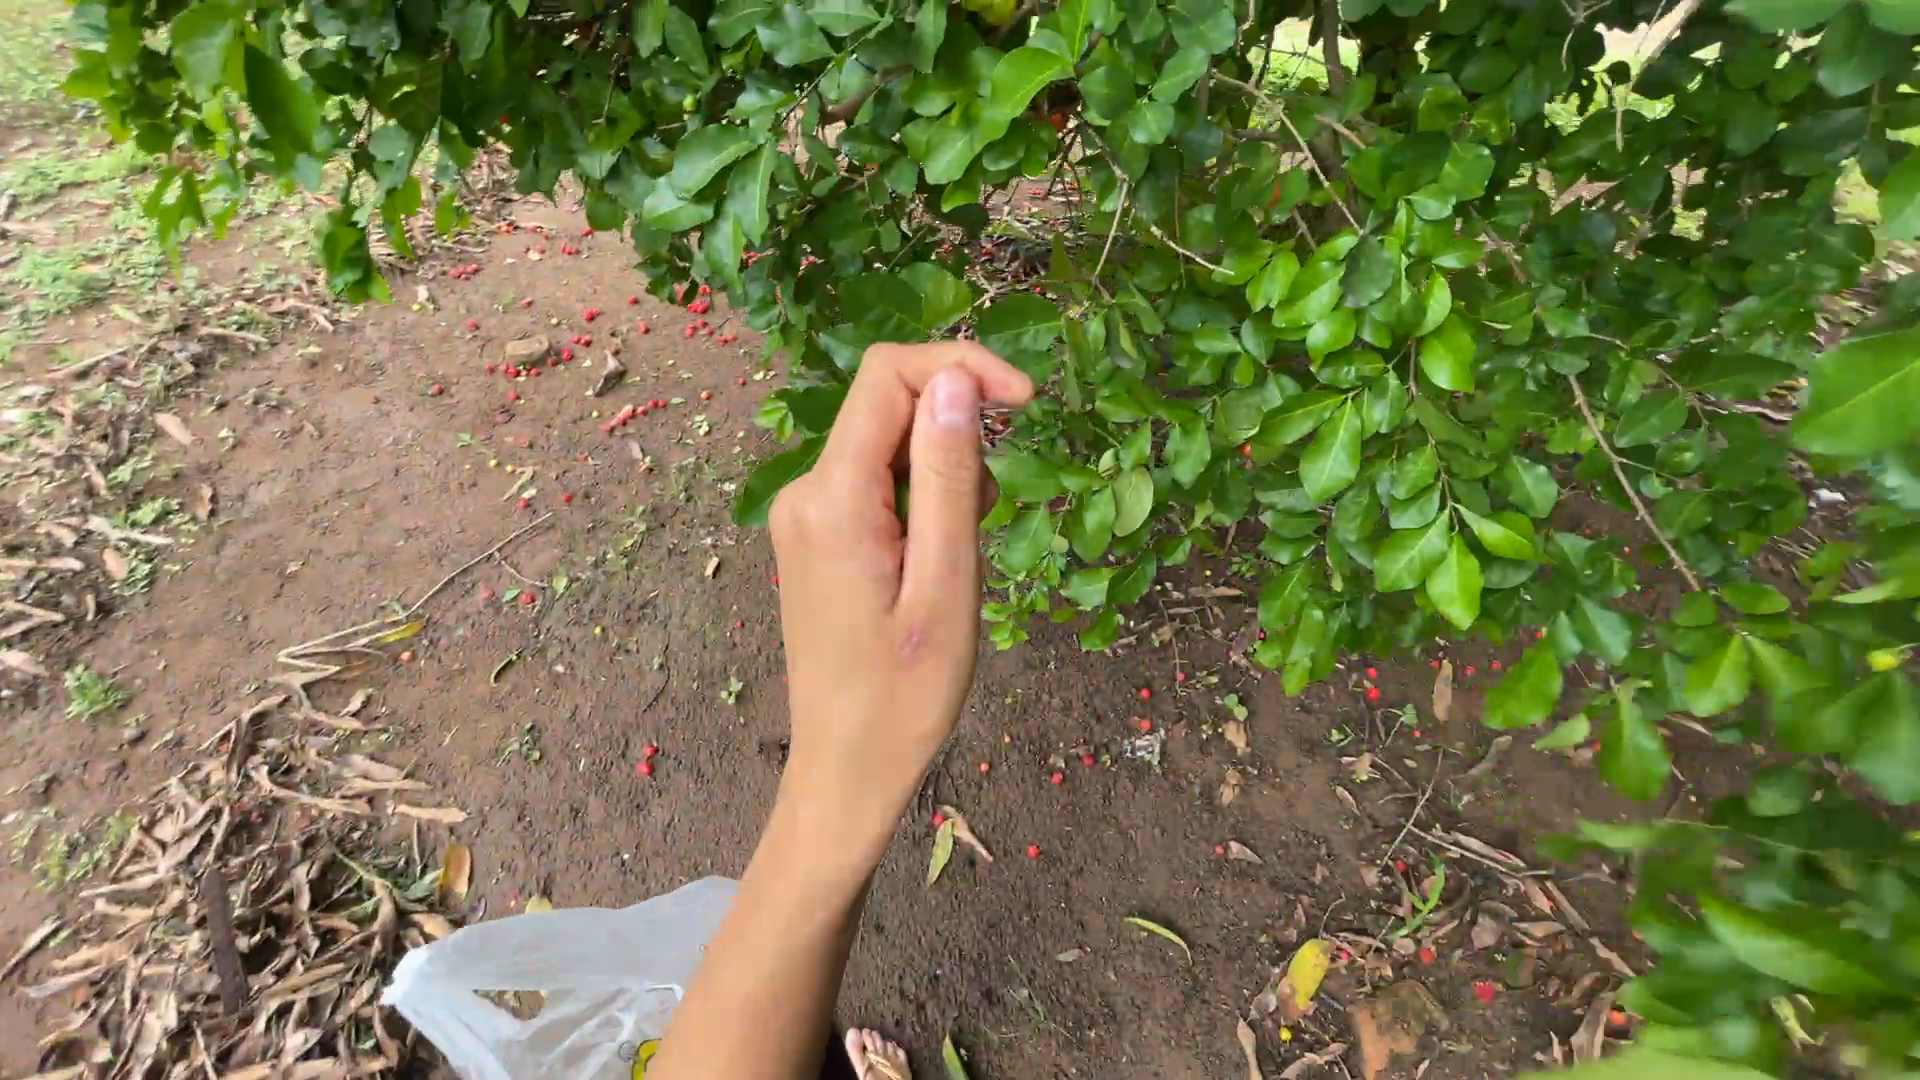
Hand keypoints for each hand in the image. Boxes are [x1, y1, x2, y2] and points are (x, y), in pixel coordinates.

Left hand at [769, 342, 1032, 858]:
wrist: (846, 766)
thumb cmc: (905, 695)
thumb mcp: (946, 583)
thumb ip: (946, 476)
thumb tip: (957, 381)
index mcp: (833, 497)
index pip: (889, 376)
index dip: (962, 367)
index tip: (1026, 401)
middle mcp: (805, 491)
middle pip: (889, 409)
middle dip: (956, 437)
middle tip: (986, 516)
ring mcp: (804, 515)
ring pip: (888, 448)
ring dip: (942, 475)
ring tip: (960, 555)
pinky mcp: (816, 536)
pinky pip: (875, 486)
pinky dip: (919, 501)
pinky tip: (934, 562)